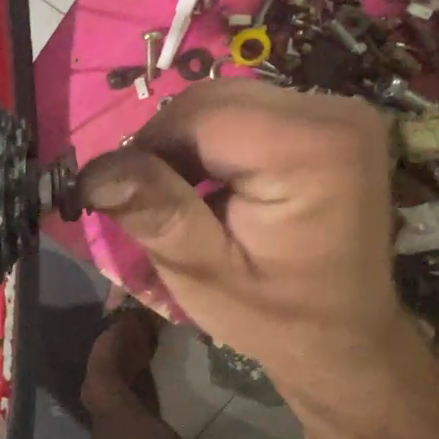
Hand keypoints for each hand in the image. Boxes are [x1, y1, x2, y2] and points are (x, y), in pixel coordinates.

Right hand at [78, 80, 408, 388]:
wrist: (345, 337)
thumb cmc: (276, 317)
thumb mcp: (204, 276)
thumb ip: (157, 215)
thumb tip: (94, 172)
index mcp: (311, 149)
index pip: (198, 115)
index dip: (149, 149)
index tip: (131, 201)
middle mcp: (333, 113)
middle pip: (211, 100)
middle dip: (168, 146)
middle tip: (154, 203)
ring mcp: (337, 112)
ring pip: (223, 101)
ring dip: (187, 144)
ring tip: (184, 199)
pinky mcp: (329, 120)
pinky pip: (246, 111)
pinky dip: (214, 142)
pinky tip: (214, 186)